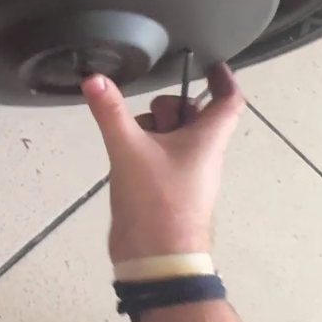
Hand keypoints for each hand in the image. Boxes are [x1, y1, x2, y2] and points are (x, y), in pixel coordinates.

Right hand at [82, 63, 243, 260]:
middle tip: (146, 111)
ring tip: (128, 137)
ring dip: (151, 126)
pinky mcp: (166, 186)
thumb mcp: (129, 150)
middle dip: (168, 106)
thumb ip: (110, 112)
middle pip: (193, 115)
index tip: (209, 63)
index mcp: (206, 141)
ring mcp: (184, 172)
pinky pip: (159, 153)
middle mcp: (201, 153)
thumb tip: (93, 78)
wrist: (157, 258)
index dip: (222, 79)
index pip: (228, 101)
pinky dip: (143, 146)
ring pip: (173, 134)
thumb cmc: (157, 202)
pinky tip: (122, 154)